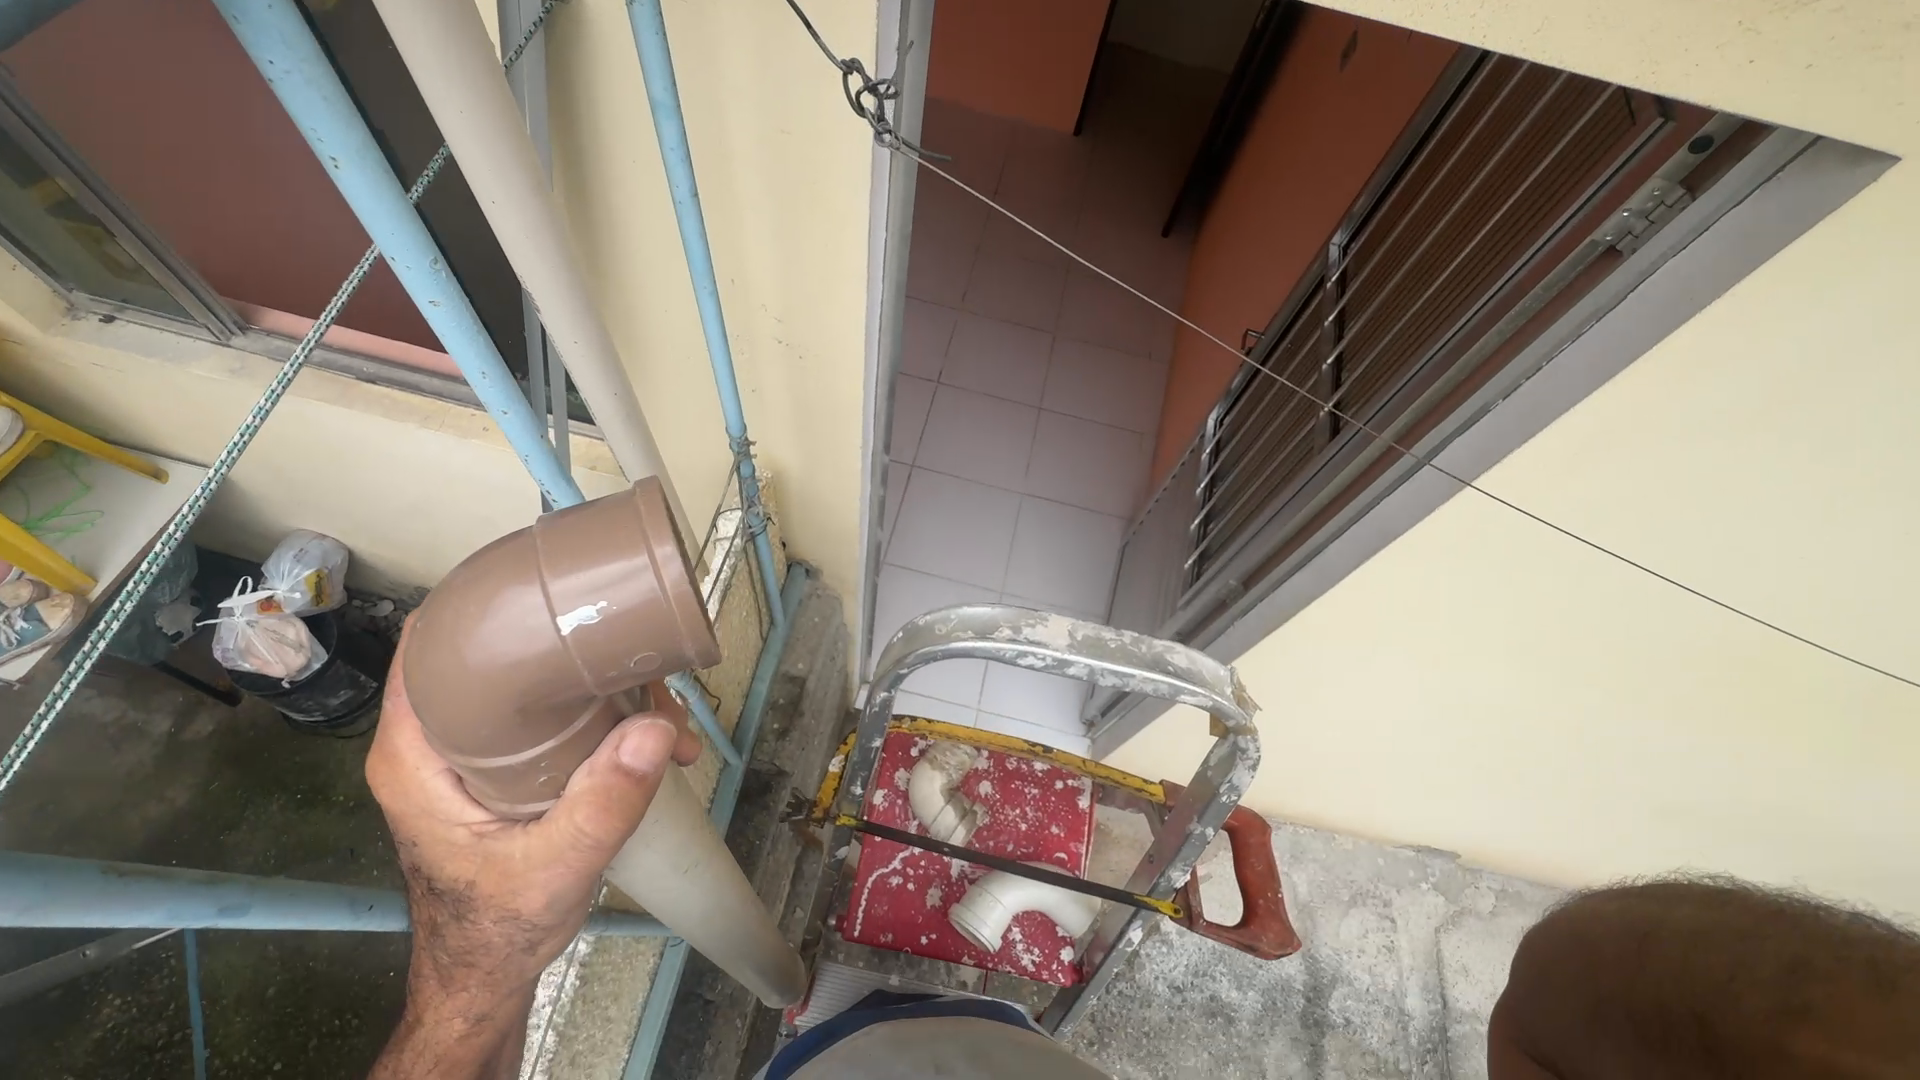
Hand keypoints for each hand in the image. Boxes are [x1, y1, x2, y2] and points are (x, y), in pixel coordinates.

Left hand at [365, 618, 701, 1077]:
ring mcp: (479, 755)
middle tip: (638, 659)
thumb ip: (603, 802)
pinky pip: (560, 719)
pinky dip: (609, 719)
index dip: (480, 602)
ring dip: (606, 687)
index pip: (429, 644)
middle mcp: (443, 740)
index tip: (546, 584)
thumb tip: (658, 726)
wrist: (492, 975)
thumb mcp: (555, 867)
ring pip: (540, 688)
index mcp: (419, 752)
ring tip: (665, 713)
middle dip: (573, 648)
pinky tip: (657, 742)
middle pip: (500, 657)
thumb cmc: (498, 925)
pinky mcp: (512, 769)